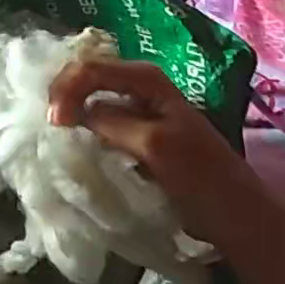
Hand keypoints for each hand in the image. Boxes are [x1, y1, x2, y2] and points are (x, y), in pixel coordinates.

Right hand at [48, 58, 268, 250]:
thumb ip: (112, 123)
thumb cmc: (201, 177)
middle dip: (63, 95)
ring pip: (89, 98)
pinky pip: (98, 121)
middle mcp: (138, 84)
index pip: (90, 67)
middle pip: (86, 76)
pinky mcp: (134, 133)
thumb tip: (70, 114)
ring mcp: (136, 108)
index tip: (54, 122)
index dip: (67, 88)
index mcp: (146, 78)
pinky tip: (71, 142)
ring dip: (70, 111)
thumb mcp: (154, 145)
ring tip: (52, 133)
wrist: (237, 216)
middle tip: (48, 127)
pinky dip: (81, 128)